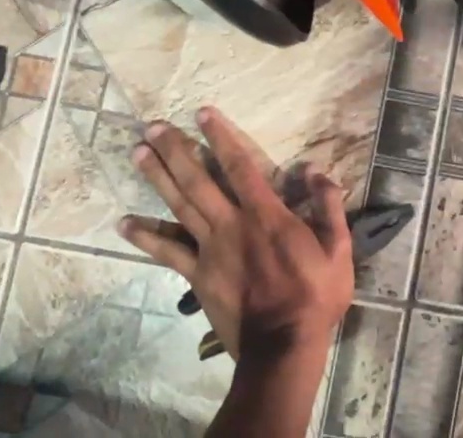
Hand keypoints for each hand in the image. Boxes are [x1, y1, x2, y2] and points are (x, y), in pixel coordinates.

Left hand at [118, 107, 354, 361]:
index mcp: (266, 215)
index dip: (220, 137)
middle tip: (152, 126)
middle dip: (176, 150)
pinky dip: (146, 236)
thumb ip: (328, 207)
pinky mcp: (197, 276)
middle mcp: (231, 225)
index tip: (202, 112)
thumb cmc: (314, 297)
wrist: (282, 349)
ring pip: (179, 206)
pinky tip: (124, 223)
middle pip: (198, 180)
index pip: (239, 166)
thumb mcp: (338, 250)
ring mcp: (210, 251)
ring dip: (158, 178)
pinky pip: (167, 252)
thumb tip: (317, 170)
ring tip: (138, 153)